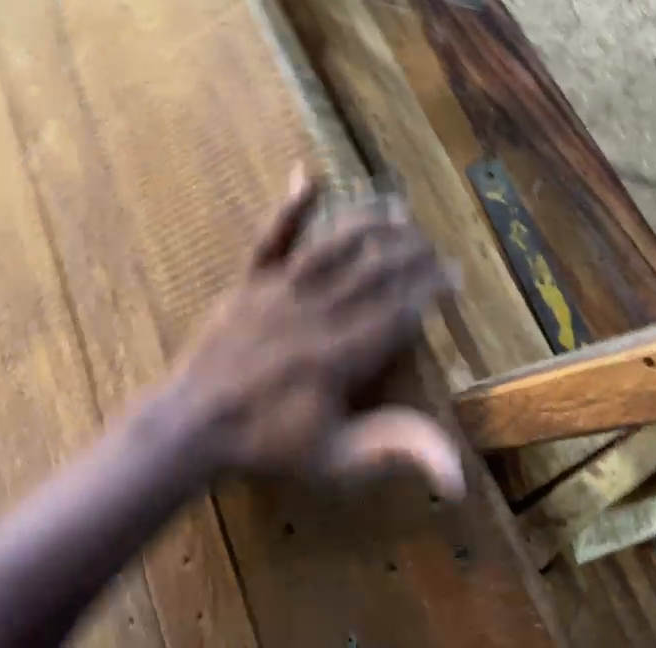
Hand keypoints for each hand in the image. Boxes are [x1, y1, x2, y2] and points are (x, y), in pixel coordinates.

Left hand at [164, 169, 466, 498]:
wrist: (196, 422)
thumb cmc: (267, 444)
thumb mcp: (336, 459)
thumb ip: (394, 450)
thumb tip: (460, 477)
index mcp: (340, 354)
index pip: (397, 310)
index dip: (430, 289)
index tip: (454, 274)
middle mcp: (314, 312)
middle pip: (372, 271)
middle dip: (409, 252)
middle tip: (434, 242)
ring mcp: (279, 291)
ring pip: (332, 246)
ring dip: (367, 222)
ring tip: (397, 206)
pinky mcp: (249, 281)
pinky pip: (271, 239)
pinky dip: (290, 208)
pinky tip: (309, 177)